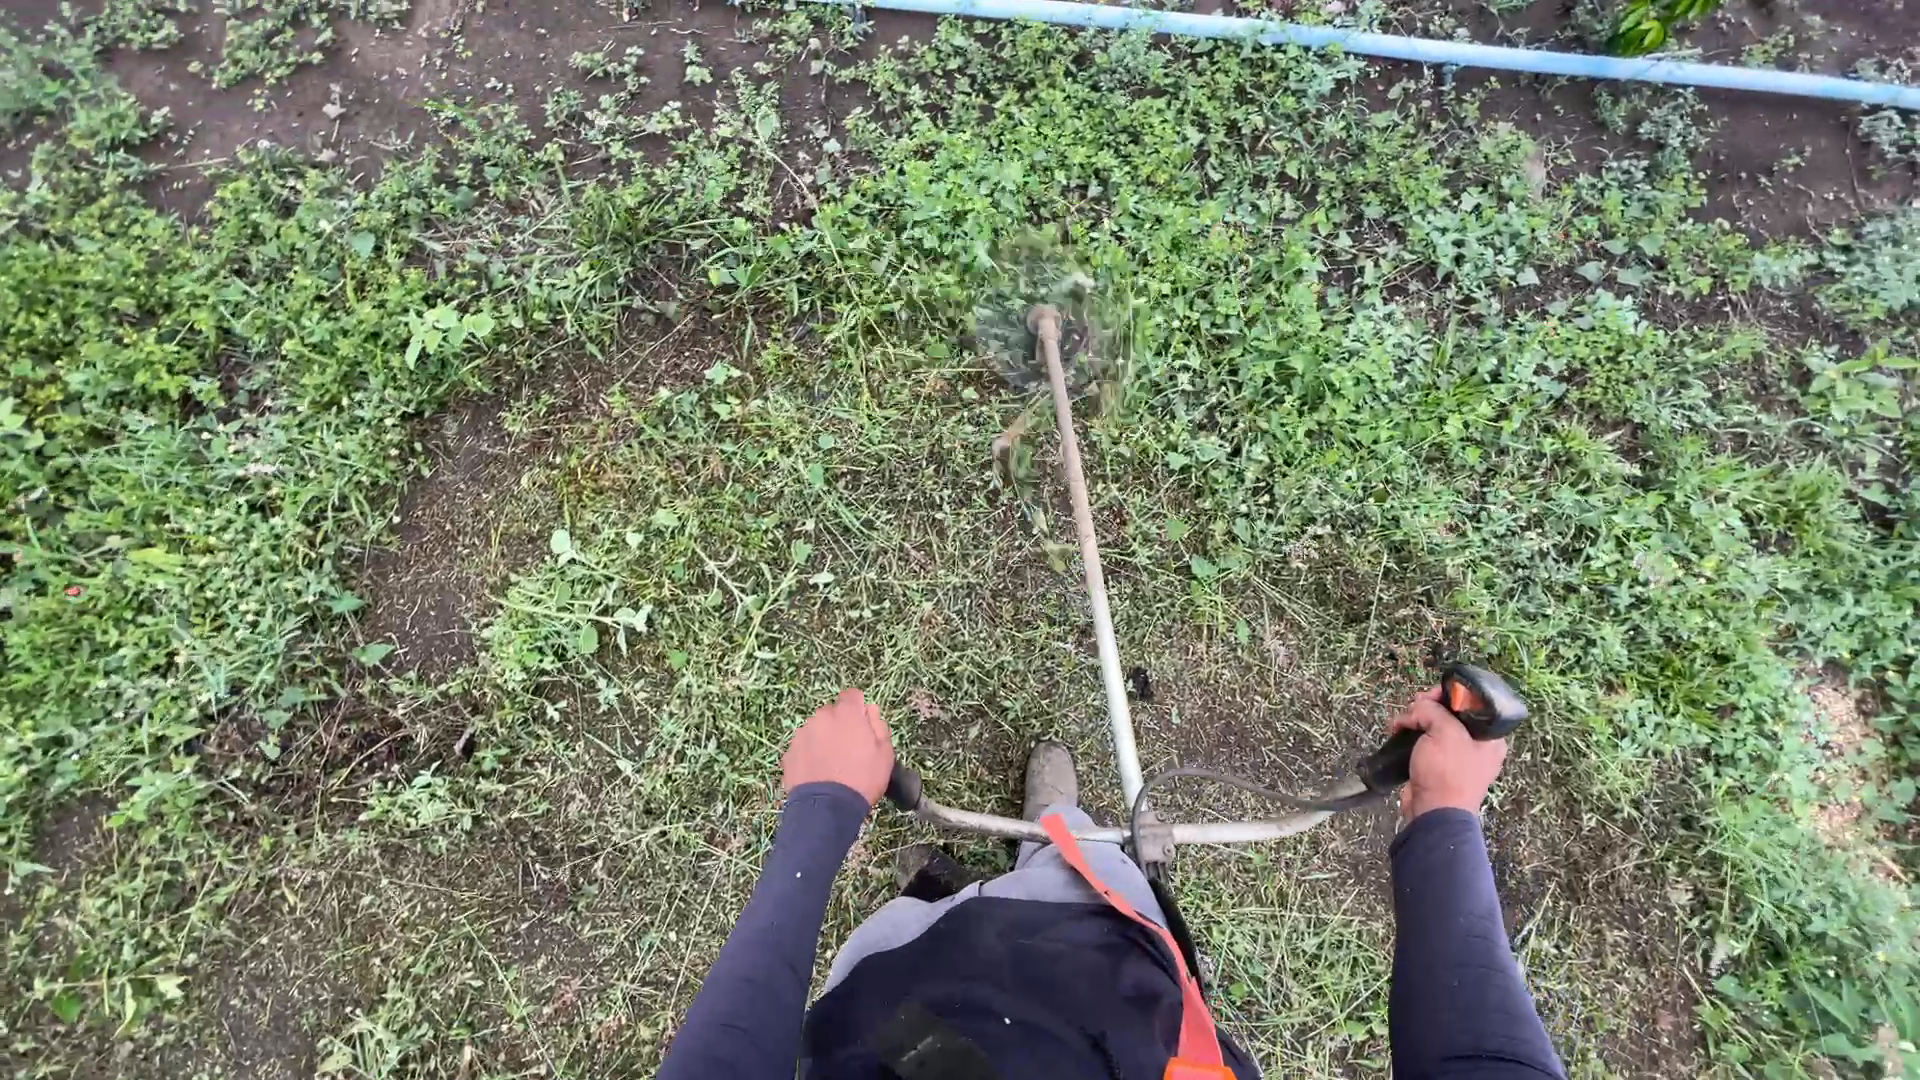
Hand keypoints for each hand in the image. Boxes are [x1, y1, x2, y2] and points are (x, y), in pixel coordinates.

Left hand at [782, 688, 893, 805]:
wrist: (826, 809)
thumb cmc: (862, 780)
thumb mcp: (885, 754)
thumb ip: (879, 726)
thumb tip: (870, 710)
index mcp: (847, 713)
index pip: (852, 695)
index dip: (859, 709)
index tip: (863, 726)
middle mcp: (822, 717)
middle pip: (833, 712)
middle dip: (841, 725)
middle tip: (850, 750)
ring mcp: (802, 734)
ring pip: (817, 729)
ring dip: (824, 739)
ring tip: (832, 765)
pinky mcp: (789, 752)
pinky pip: (804, 746)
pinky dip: (810, 754)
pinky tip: (818, 773)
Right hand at [1389, 686, 1506, 821]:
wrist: (1434, 811)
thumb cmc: (1446, 772)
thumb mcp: (1444, 732)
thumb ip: (1432, 710)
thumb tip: (1416, 708)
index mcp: (1490, 736)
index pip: (1470, 702)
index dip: (1447, 695)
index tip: (1427, 697)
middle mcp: (1476, 743)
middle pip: (1449, 711)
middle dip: (1426, 706)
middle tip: (1412, 710)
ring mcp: (1456, 753)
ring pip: (1433, 723)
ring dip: (1413, 718)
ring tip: (1400, 724)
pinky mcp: (1437, 762)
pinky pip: (1424, 738)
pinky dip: (1409, 732)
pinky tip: (1397, 732)